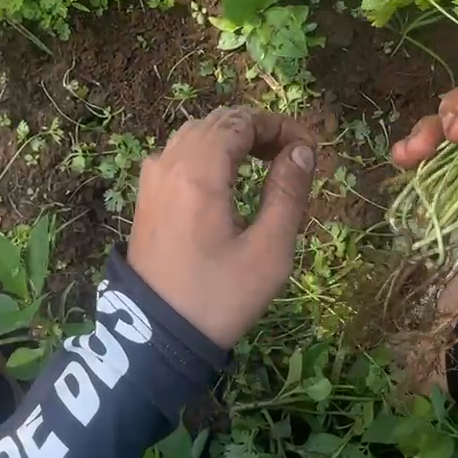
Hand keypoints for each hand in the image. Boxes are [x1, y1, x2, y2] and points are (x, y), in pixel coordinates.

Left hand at [127, 107, 318, 348]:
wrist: (153, 336)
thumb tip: (302, 150)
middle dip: (259, 129)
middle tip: (294, 155)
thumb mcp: (268, 251)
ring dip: (234, 137)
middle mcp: (170, 162)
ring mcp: (153, 176)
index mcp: (198, 171)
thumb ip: (288, 193)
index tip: (310, 148)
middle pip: (219, 121)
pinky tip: (230, 177)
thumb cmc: (218, 296)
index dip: (280, 126)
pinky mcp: (147, 194)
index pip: (242, 121)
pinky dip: (210, 151)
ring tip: (268, 162)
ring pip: (197, 133)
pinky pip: (180, 152)